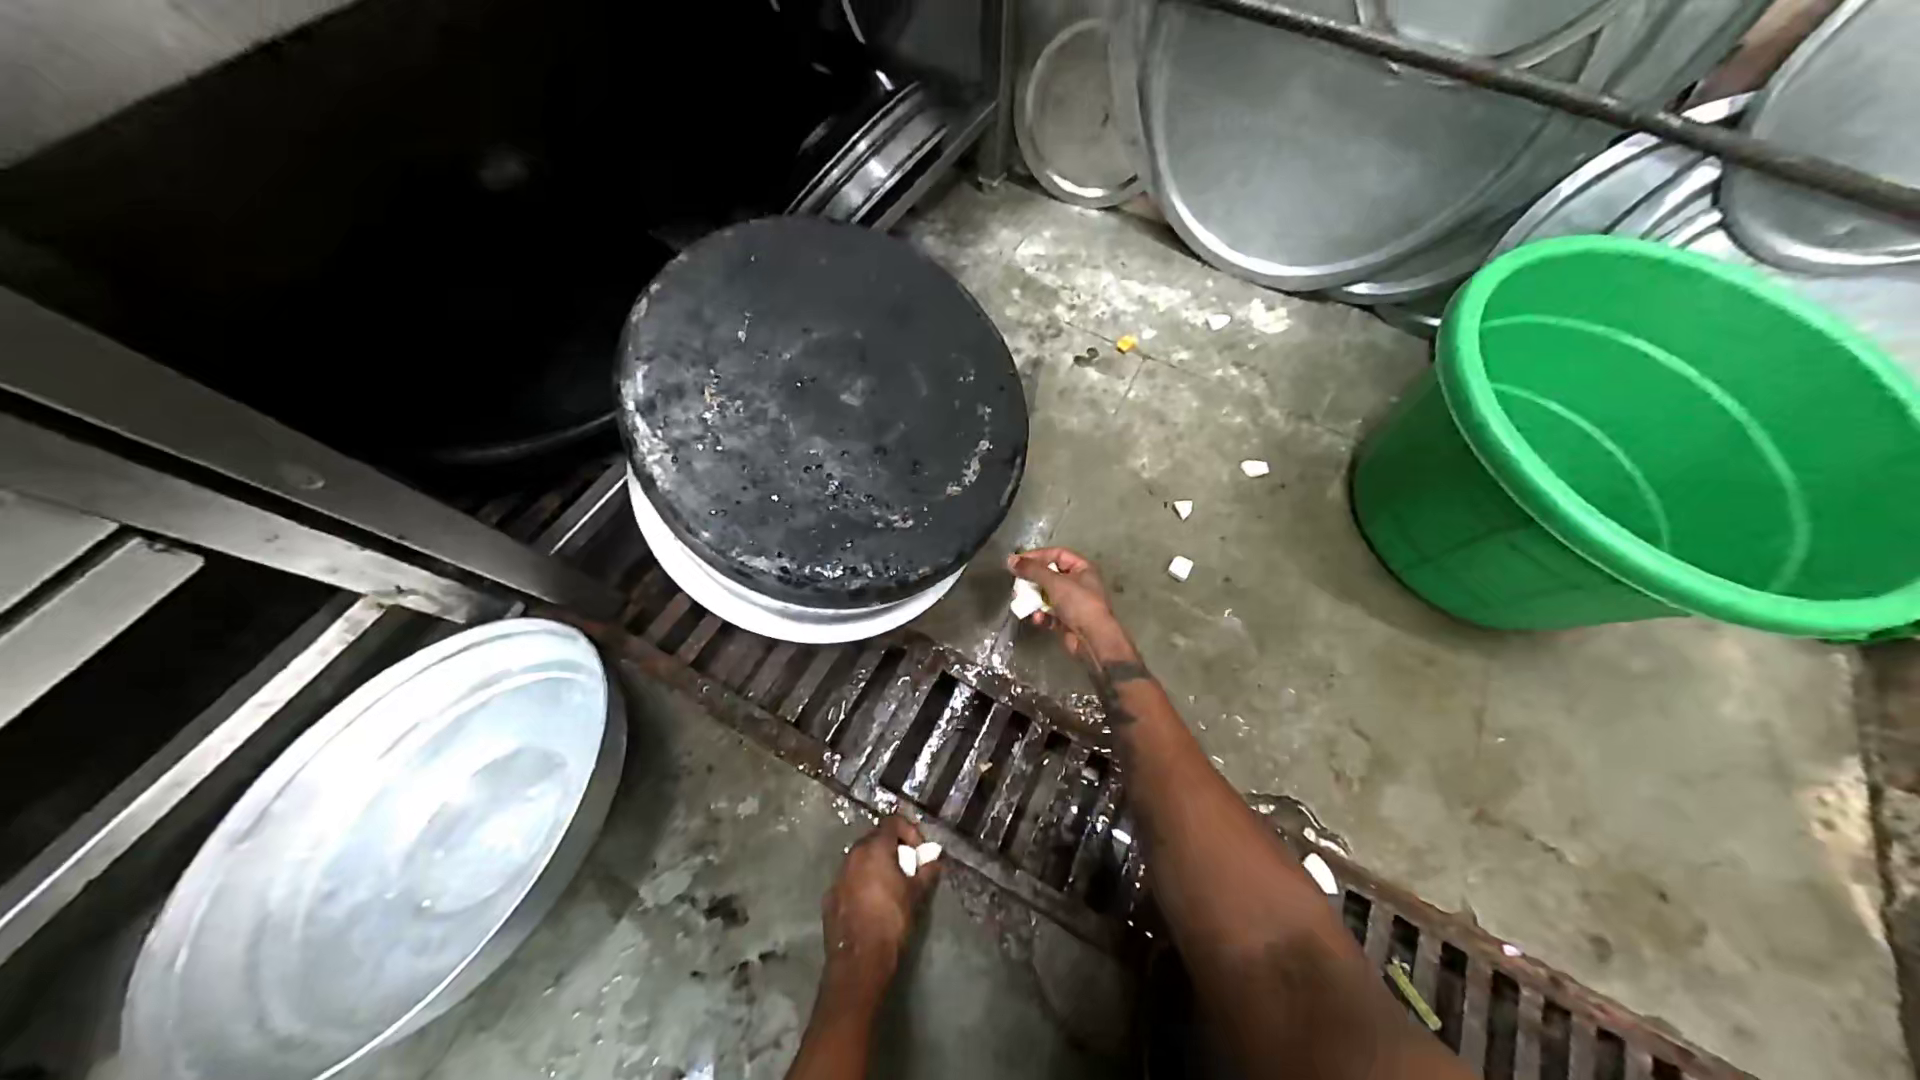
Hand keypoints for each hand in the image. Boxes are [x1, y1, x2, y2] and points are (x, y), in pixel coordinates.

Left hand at [820, 816, 937, 996]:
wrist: (860, 960)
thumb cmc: (892, 920)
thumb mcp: (916, 894)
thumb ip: (926, 872)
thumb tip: (935, 861)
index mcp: (874, 848)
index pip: (892, 821)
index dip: (909, 831)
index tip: (918, 851)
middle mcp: (852, 855)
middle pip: (874, 838)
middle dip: (892, 847)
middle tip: (906, 866)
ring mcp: (838, 876)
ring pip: (859, 859)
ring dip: (875, 865)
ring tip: (889, 885)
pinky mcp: (830, 897)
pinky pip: (849, 880)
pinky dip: (861, 883)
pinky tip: (871, 903)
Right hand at [1006, 548, 1133, 664]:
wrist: (1093, 639)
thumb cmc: (1078, 604)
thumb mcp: (1054, 582)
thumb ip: (1032, 570)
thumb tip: (1011, 560)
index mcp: (1082, 568)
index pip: (1056, 554)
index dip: (1037, 556)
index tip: (1018, 562)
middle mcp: (1078, 583)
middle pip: (1049, 574)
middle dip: (1032, 580)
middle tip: (1017, 584)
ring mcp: (1072, 602)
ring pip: (1046, 594)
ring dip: (1033, 599)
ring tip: (1021, 601)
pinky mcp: (1066, 620)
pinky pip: (1049, 612)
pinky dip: (1041, 615)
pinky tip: (1038, 619)